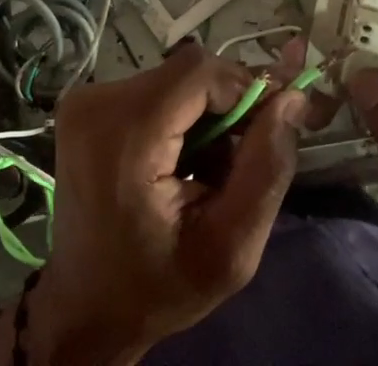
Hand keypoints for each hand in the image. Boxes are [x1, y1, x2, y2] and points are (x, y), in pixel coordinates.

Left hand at [28, 44, 307, 363]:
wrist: (86, 307)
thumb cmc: (157, 286)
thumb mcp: (230, 247)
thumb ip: (265, 168)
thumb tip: (292, 98)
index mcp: (124, 135)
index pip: (201, 71)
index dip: (246, 90)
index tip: (270, 132)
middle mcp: (96, 102)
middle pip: (188, 72)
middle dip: (227, 108)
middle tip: (241, 162)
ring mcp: (85, 101)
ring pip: (174, 79)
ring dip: (205, 115)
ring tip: (209, 172)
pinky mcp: (85, 106)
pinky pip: (153, 89)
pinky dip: (179, 117)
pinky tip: (181, 163)